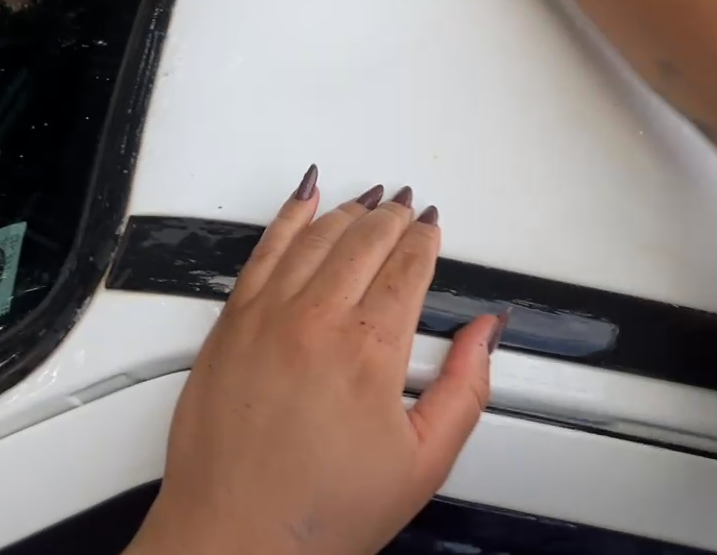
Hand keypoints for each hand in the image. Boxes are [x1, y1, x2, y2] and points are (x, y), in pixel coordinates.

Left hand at [126, 167, 506, 554]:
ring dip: (351, 209)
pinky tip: (305, 196)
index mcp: (370, 351)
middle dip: (394, 216)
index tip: (430, 226)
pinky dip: (289, 214)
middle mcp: (318, 319)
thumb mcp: (421, 465)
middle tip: (406, 206)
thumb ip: (466, 389)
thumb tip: (484, 334)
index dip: (424, 238)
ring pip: (320, 234)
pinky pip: (266, 246)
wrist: (232, 540)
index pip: (408, 266)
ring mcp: (269, 313)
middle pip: (367, 239)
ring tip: (370, 198)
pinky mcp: (232, 318)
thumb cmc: (319, 514)